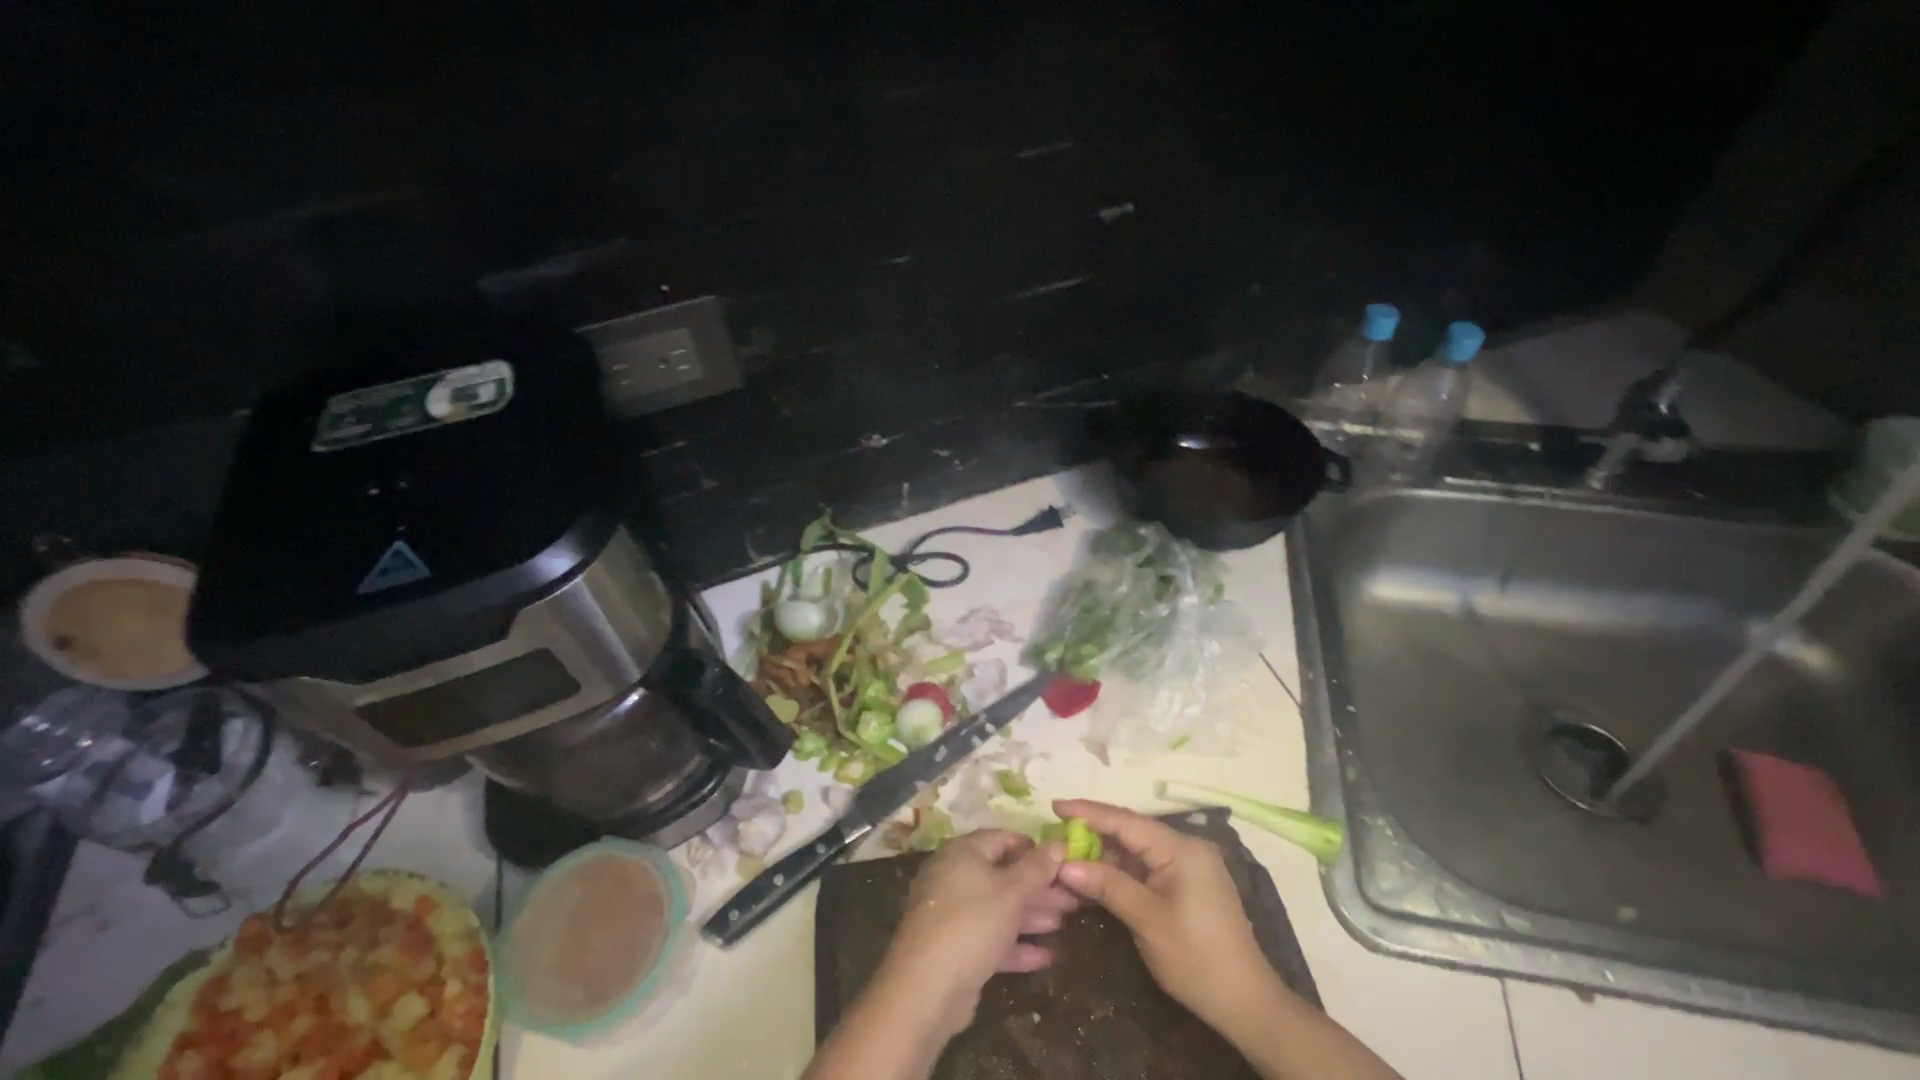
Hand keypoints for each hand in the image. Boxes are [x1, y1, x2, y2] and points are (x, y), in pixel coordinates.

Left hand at [875, 829, 1079, 1037]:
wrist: (926, 988)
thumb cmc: (971, 923)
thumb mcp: (1011, 891)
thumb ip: (1036, 868)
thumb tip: (1058, 843)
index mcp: (962, 854)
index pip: (1001, 839)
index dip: (1033, 847)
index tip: (1062, 860)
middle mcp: (953, 878)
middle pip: (1002, 876)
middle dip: (1038, 886)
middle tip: (1072, 896)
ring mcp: (952, 915)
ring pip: (998, 909)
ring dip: (1031, 915)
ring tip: (1065, 921)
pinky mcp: (956, 949)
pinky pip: (990, 939)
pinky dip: (1015, 945)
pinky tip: (1046, 956)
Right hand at [1053, 799, 1287, 1028]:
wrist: (1244, 1001)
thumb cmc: (1196, 957)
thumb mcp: (1146, 919)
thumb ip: (1107, 885)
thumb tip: (1065, 865)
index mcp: (1181, 849)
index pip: (1127, 821)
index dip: (1089, 812)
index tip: (1055, 806)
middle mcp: (1186, 850)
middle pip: (1131, 833)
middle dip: (1093, 833)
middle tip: (1055, 834)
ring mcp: (1189, 869)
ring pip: (1137, 853)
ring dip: (1104, 856)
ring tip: (1066, 855)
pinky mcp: (1187, 888)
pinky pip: (1146, 870)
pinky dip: (1120, 873)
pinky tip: (1093, 877)